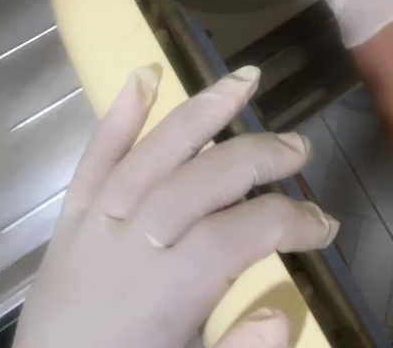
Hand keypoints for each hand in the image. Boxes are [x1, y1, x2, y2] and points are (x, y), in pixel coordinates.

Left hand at [14, 65, 339, 347]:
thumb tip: (281, 316)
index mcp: (164, 294)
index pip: (241, 235)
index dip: (291, 222)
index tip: (325, 225)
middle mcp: (130, 245)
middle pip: (202, 181)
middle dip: (257, 157)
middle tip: (300, 147)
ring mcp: (94, 227)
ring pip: (152, 155)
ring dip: (200, 113)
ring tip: (245, 80)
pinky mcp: (66, 224)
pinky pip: (92, 164)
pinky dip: (116, 119)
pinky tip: (142, 77)